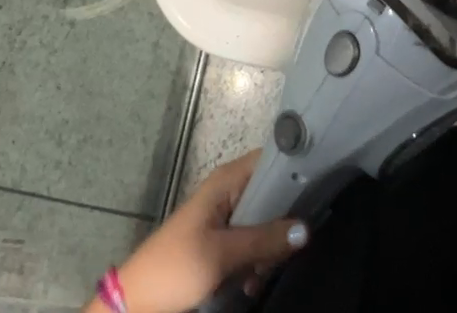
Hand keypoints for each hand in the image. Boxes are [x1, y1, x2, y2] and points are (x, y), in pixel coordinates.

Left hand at [108, 151, 307, 312]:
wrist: (136, 303)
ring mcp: (226, 219)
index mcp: (226, 181)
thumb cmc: (176, 267)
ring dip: (270, 249)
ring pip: (265, 223)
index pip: (270, 159)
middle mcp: (229, 192)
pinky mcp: (223, 244)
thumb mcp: (222, 254)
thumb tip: (307, 228)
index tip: (320, 187)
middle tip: (293, 244)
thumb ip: (265, 240)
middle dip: (285, 221)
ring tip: (264, 273)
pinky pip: (252, 245)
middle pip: (273, 193)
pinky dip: (256, 263)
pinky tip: (253, 284)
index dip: (295, 168)